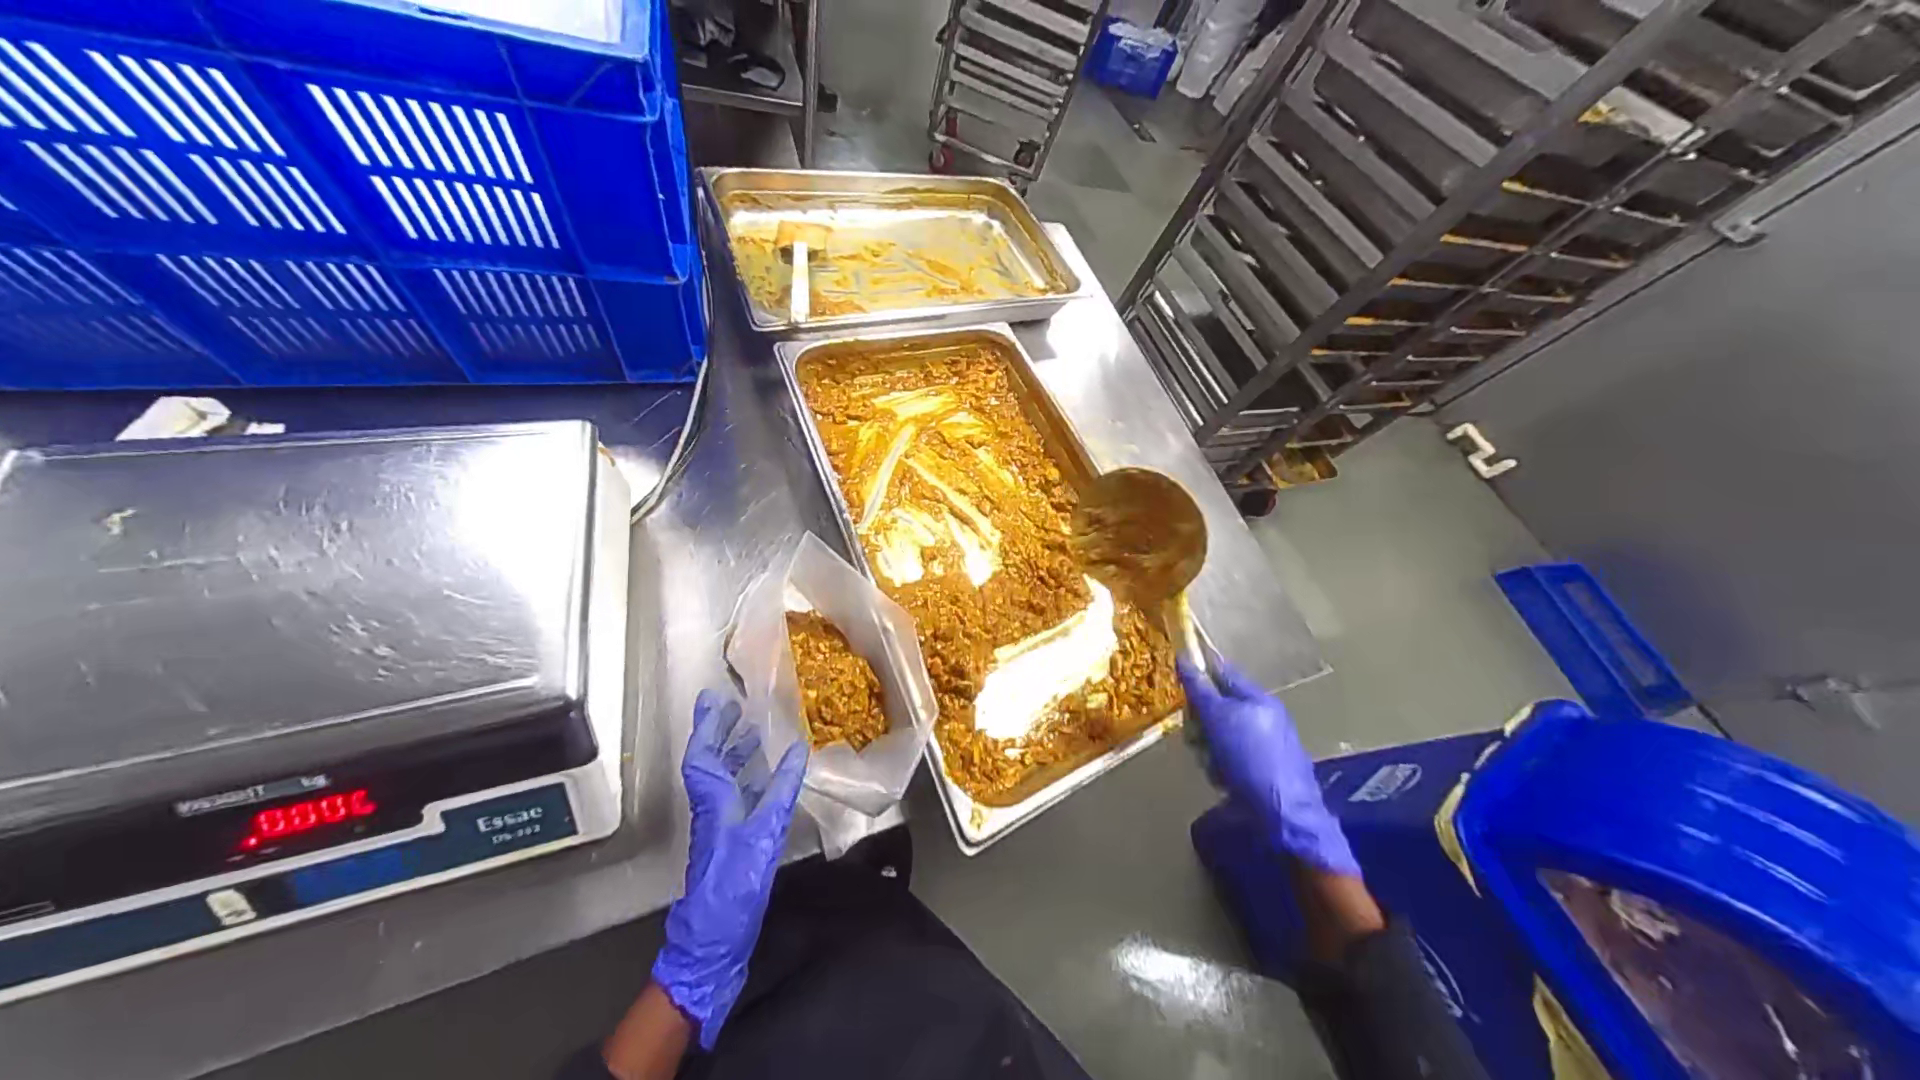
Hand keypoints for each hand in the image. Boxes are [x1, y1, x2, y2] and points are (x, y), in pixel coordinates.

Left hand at [651, 690, 808, 1049]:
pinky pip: (737, 794)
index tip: (711, 698)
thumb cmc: (732, 886)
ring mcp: (721, 824)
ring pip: (724, 778)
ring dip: (735, 752)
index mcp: (713, 802)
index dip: (705, 726)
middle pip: (711, 762)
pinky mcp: (731, 838)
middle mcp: (713, 807)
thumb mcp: (763, 834)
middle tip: (736, 707)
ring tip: (754, 732)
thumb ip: (780, 791)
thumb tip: (797, 751)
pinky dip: (749, 777)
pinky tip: (765, 775)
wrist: (713, 939)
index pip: (702, 756)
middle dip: (720, 732)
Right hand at [1178, 659, 1359, 878]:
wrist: (1282, 814)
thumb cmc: (1250, 758)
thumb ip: (1200, 689)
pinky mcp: (1260, 770)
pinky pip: (1228, 757)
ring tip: (1212, 765)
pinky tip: (1222, 780)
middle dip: (1200, 721)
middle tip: (1196, 736)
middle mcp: (1262, 717)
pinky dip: (1220, 766)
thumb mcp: (1219, 718)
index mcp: (1258, 699)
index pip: (1222, 672)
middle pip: (1217, 706)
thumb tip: (1184, 657)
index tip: (1178, 681)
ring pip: (1219, 734)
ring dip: (1208, 748)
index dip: (1199, 673)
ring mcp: (1263, 745)